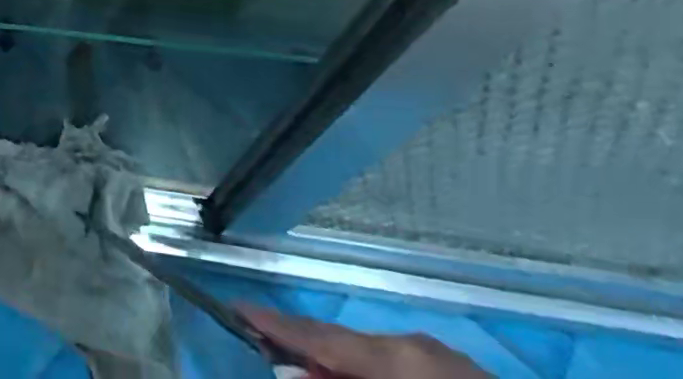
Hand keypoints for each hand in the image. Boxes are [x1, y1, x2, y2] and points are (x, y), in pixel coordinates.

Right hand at [238, 306, 488, 378]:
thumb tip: (289, 377)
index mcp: (397, 358)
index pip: (318, 335)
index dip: (274, 324)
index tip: (236, 310)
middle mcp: (417, 349)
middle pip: (343, 346)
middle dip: (308, 357)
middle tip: (274, 360)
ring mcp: (445, 364)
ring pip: (373, 362)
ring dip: (341, 374)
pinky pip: (401, 373)